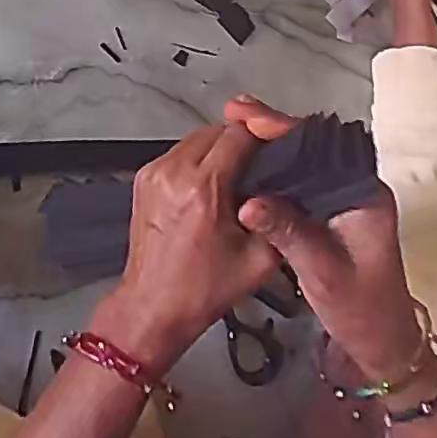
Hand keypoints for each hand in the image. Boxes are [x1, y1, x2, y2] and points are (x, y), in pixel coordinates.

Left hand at [92, 125, 280, 371]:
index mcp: (204, 187)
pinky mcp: (145, 178)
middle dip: (242, 139)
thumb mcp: (260, 260)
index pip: (240, 133)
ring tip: (236, 172)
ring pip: (198, 136)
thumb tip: (291, 186)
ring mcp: (155, 173)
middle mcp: (175, 172)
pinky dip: (199, 158)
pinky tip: (210, 181)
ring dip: (220, 147)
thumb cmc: (202, 289)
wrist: (152, 308)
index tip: (277, 141)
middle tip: (259, 160)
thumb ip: (279, 217)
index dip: (263, 132)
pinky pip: (180, 151)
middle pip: (218, 129)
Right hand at [224, 97, 423, 379]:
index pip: (322, 146)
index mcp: (364, 192)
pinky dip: (277, 169)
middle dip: (273, 127)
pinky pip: (302, 180)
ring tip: (237, 129)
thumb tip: (249, 202)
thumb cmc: (362, 310)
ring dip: (273, 144)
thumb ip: (289, 233)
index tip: (249, 115)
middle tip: (235, 113)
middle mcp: (356, 187)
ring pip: (306, 159)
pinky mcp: (330, 212)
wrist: (381, 345)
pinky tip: (252, 166)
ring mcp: (343, 198)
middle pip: (313, 144)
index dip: (283, 128)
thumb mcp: (323, 272)